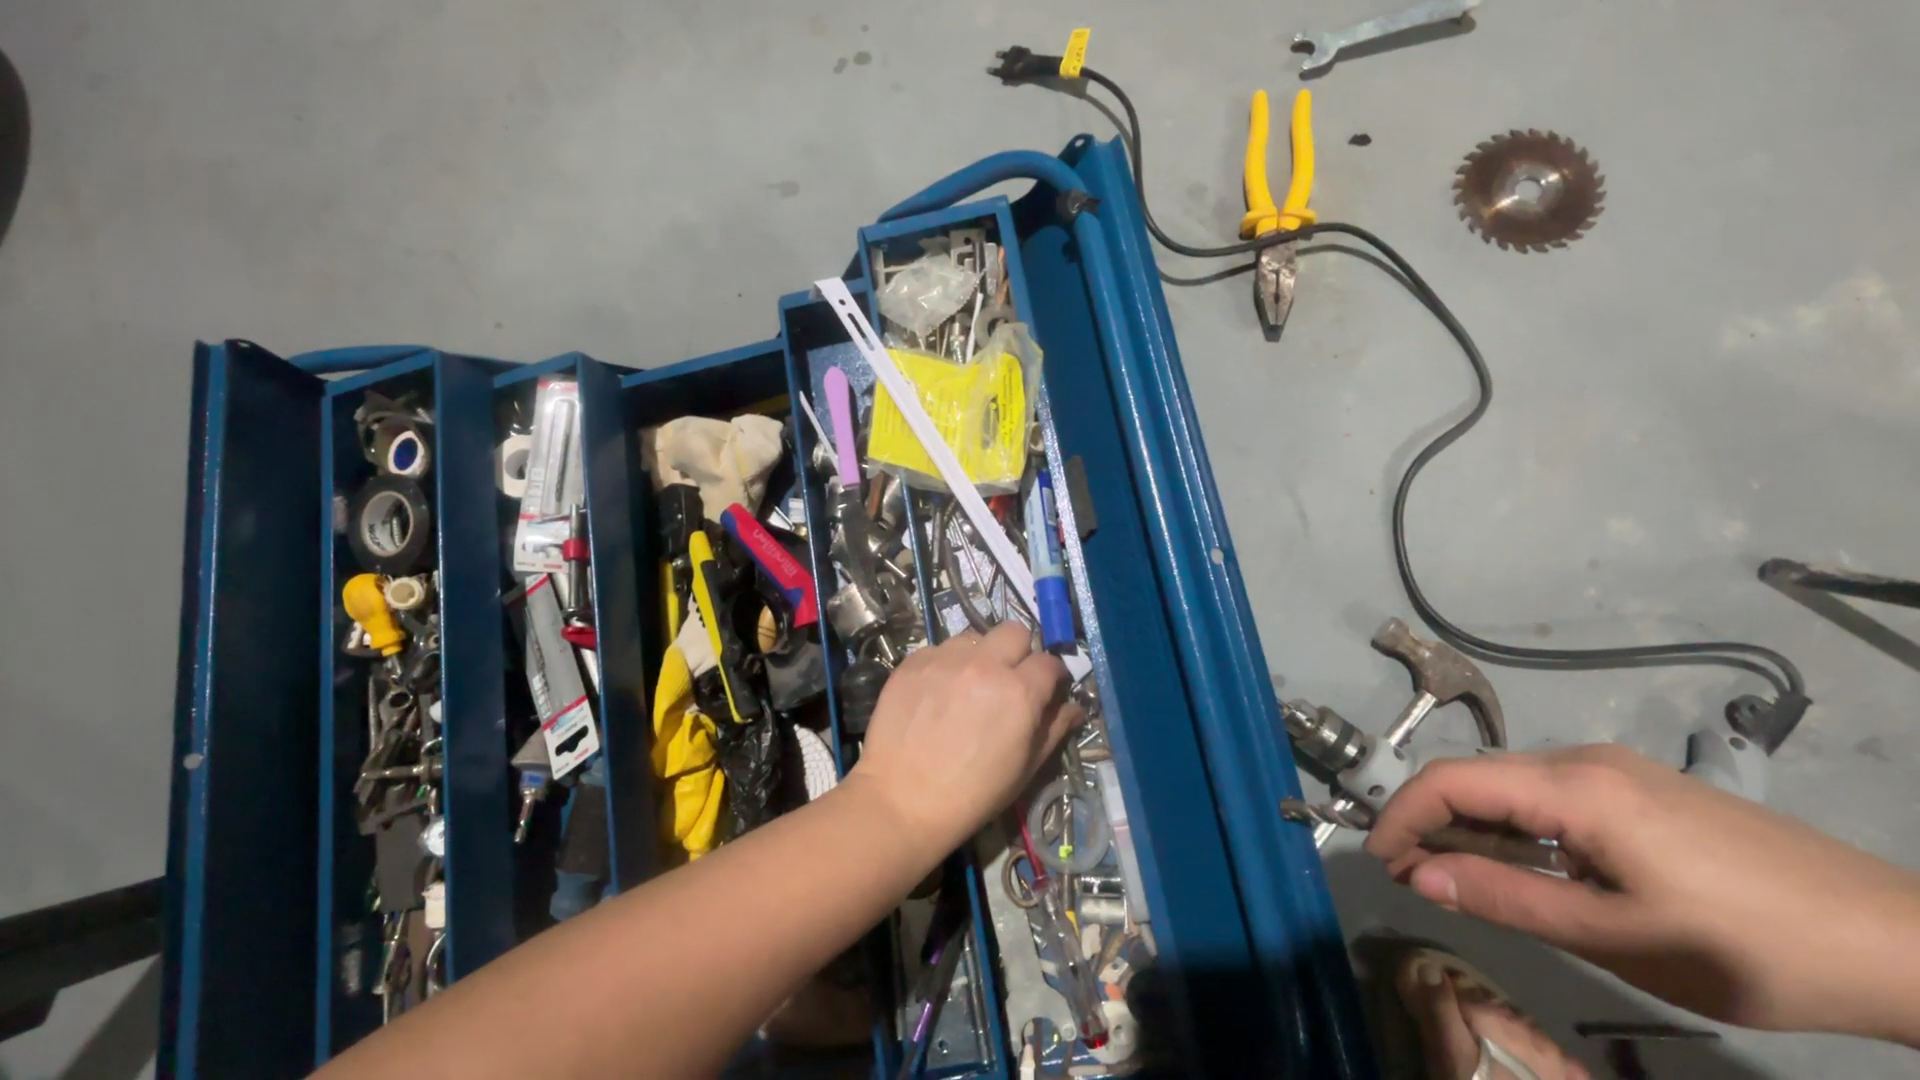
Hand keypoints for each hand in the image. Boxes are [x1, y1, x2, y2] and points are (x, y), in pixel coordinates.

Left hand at [850, 623, 1082, 858]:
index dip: (1051, 676)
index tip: (1045, 689)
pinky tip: (938, 694)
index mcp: (1019, 692)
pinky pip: (938, 649)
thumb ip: (1053, 729)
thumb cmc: (973, 794)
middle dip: (1018, 652)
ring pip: (973, 637)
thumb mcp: (1025, 768)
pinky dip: (945, 665)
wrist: (903, 801)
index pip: (1049, 662)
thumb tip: (1073, 708)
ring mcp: (944, 660)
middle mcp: (984, 665)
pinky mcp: (912, 663)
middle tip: (1009, 679)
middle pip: (1014, 631)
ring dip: (979, 655)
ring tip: (969, 686)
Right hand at [1365, 743, 1919, 1043]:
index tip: (1380, 862)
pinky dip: (1515, 830)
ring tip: (1458, 881)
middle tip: (1413, 881)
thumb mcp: (1616, 935)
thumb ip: (1508, 898)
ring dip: (1472, 829)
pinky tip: (1523, 869)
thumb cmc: (1748, 946)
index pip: (1452, 780)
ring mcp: (1619, 772)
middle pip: (1478, 778)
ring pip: (1513, 788)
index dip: (1402, 815)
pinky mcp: (1644, 791)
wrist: (1900, 941)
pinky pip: (1552, 798)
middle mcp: (1586, 761)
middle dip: (1432, 824)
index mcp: (1576, 787)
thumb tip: (1418, 874)